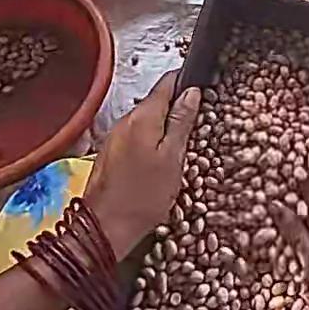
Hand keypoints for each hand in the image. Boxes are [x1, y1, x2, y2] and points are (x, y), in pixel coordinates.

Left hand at [84, 72, 201, 255]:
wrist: (106, 228)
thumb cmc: (143, 196)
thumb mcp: (173, 158)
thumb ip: (181, 122)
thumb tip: (192, 93)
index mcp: (142, 117)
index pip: (166, 83)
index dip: (185, 81)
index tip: (202, 88)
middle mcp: (125, 121)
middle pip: (155, 101)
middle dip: (176, 106)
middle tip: (198, 122)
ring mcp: (115, 136)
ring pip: (146, 120)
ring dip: (163, 125)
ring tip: (182, 144)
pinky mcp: (111, 152)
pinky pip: (136, 136)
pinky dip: (151, 140)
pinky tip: (161, 159)